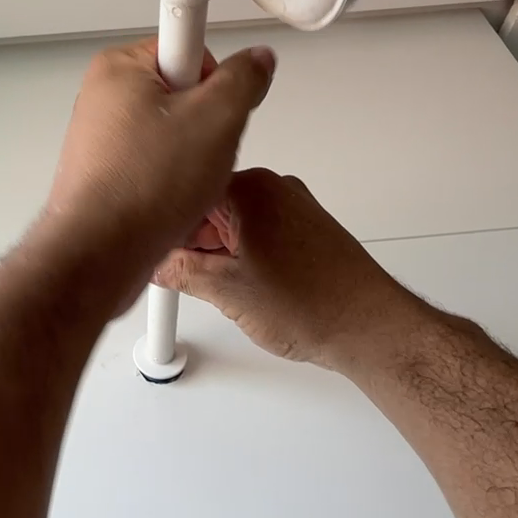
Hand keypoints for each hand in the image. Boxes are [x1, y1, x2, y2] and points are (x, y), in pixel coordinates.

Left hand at [42, 40, 275, 285]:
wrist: (99, 253)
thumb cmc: (140, 189)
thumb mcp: (218, 120)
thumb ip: (244, 79)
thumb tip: (256, 62)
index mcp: (120, 68)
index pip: (188, 46)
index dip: (216, 77)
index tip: (221, 96)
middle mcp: (104, 98)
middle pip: (182, 94)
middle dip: (206, 125)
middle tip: (204, 150)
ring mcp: (102, 138)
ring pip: (172, 135)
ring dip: (192, 159)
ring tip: (184, 183)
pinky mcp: (106, 173)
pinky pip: (155, 166)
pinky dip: (171, 182)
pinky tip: (172, 201)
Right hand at [154, 169, 417, 371]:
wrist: (369, 328)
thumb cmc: (315, 304)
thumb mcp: (225, 290)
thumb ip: (180, 271)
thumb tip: (159, 264)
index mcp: (251, 188)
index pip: (185, 194)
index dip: (162, 227)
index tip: (148, 250)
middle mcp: (274, 189)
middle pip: (207, 206)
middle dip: (188, 241)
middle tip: (173, 275)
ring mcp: (293, 208)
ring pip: (231, 223)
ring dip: (215, 252)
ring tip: (214, 288)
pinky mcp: (305, 230)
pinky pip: (257, 234)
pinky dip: (241, 256)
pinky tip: (240, 287)